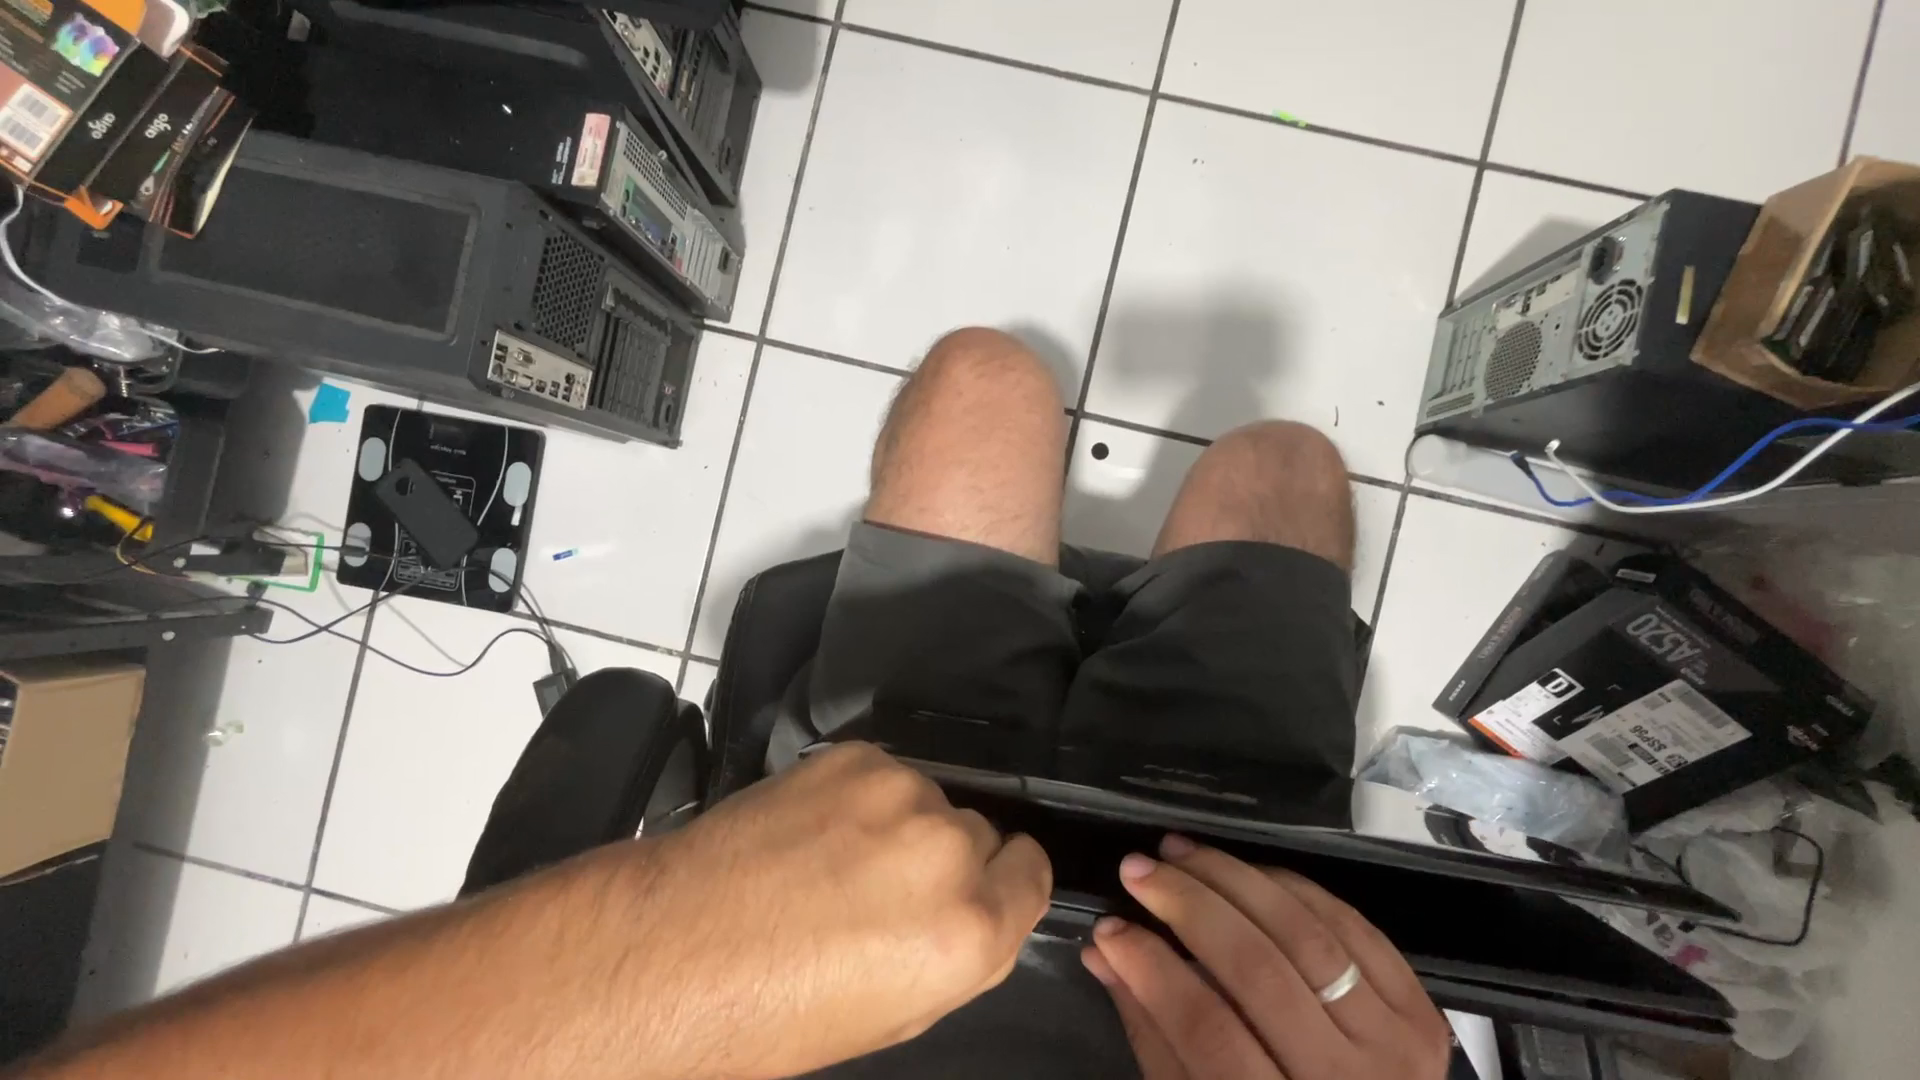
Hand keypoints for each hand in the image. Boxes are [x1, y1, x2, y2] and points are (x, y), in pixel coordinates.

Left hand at [599, 741, 1051, 1079]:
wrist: (672, 947)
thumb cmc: (775, 1012)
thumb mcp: (895, 1013)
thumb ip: (958, 952)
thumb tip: (978, 907)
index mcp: (969, 930)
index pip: (1034, 871)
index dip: (1005, 883)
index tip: (977, 888)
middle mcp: (947, 850)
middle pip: (981, 833)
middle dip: (946, 858)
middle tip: (884, 885)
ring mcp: (898, 792)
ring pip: (930, 799)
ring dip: (902, 823)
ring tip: (837, 856)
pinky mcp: (853, 756)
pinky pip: (885, 774)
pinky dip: (862, 797)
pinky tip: (814, 828)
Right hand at [1080, 835, 1450, 1079]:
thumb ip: (1151, 1029)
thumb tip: (1104, 948)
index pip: (1207, 1028)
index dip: (1151, 968)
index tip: (1110, 924)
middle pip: (1259, 970)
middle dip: (1187, 904)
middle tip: (1137, 867)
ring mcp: (1396, 1047)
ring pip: (1304, 934)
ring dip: (1232, 878)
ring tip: (1180, 850)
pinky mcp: (1421, 1012)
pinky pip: (1351, 925)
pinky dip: (1291, 887)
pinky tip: (1244, 870)